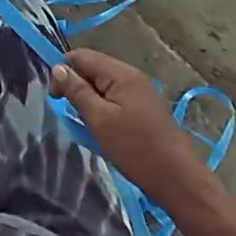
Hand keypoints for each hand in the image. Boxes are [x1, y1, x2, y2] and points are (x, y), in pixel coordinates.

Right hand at [51, 48, 210, 197]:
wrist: (179, 180)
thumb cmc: (135, 149)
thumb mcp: (99, 119)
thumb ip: (77, 91)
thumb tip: (58, 68)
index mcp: (121, 73)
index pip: (81, 56)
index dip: (63, 71)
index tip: (57, 98)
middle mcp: (132, 75)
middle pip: (93, 67)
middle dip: (76, 85)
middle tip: (71, 113)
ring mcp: (141, 91)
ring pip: (103, 83)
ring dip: (89, 97)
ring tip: (86, 122)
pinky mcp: (145, 106)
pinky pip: (115, 96)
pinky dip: (103, 106)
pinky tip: (103, 127)